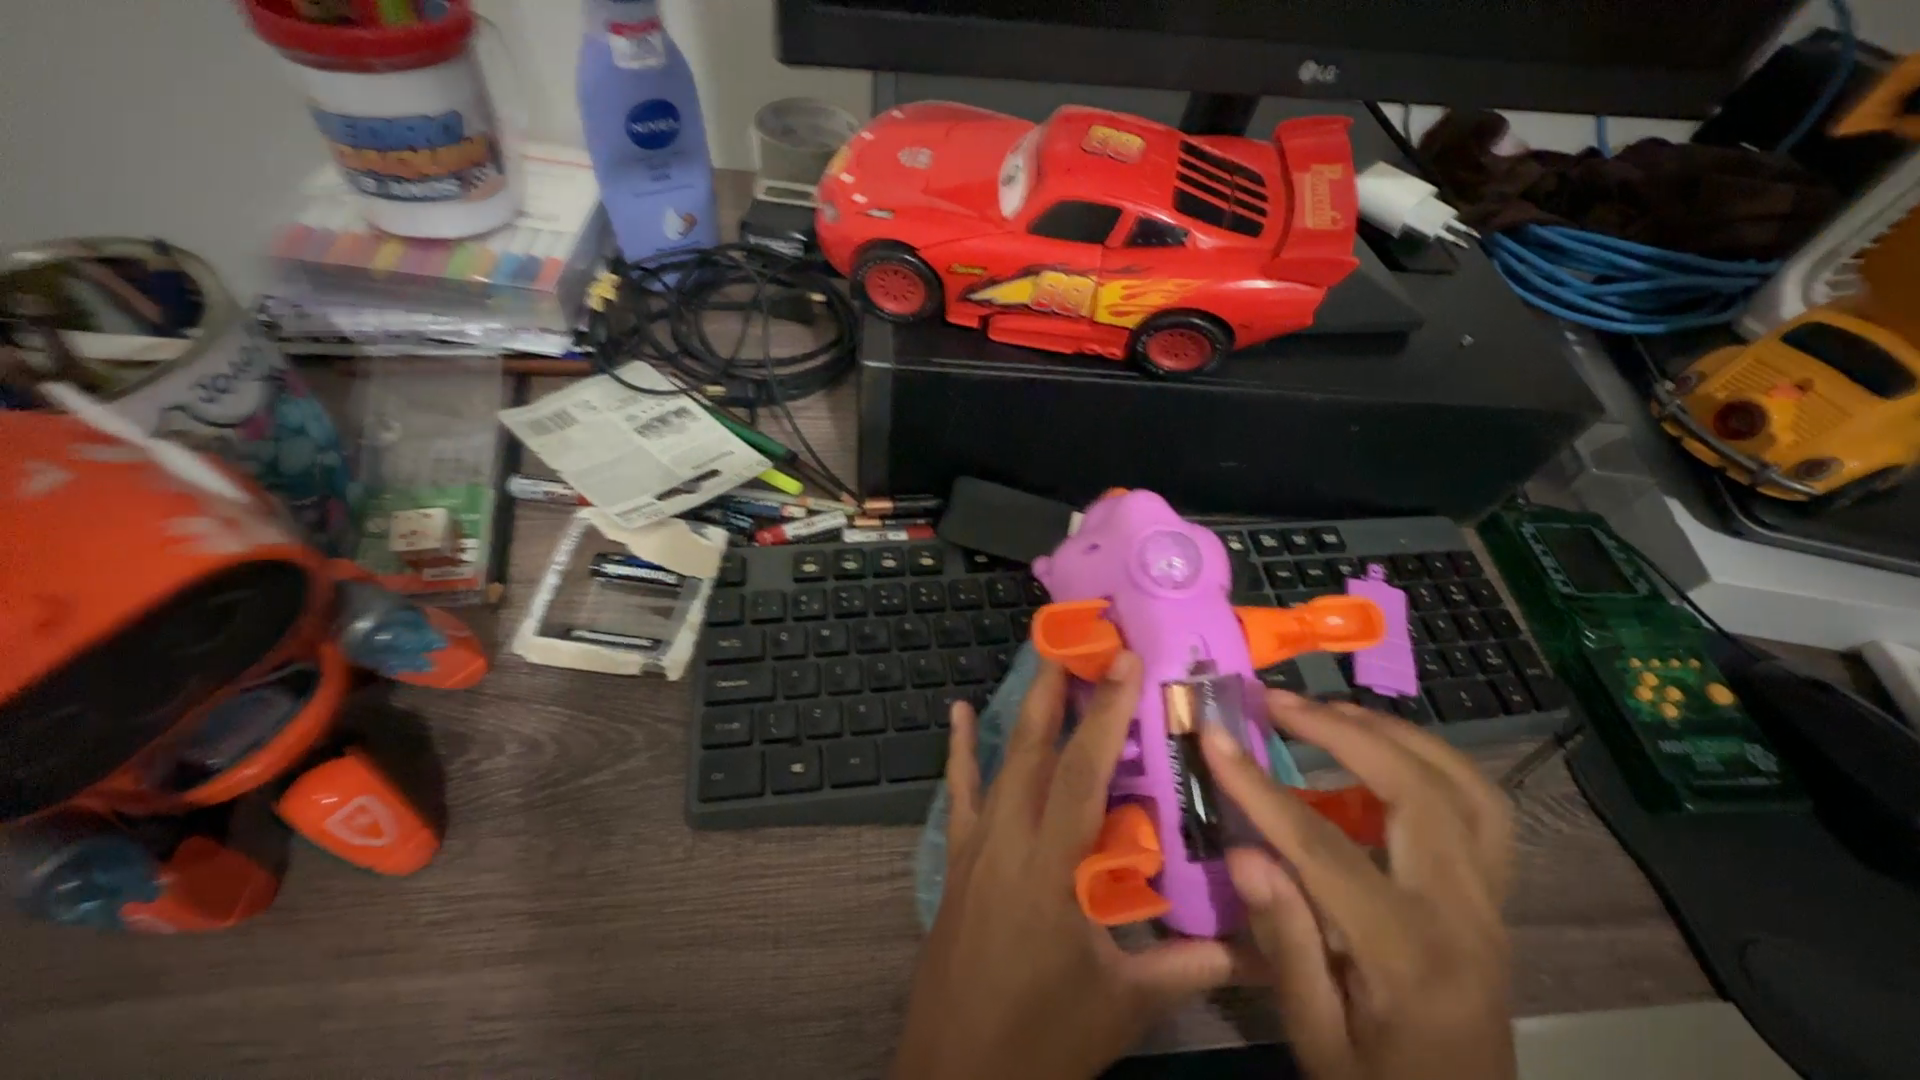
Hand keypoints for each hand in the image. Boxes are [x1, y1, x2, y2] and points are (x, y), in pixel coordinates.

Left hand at [891, 653, 1238, 1079]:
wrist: (953, 1075)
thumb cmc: (1041, 1038)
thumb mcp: (1124, 1005)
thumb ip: (1191, 967)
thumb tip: (1262, 948)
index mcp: (1050, 869)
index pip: (1080, 774)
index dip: (1105, 714)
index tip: (1124, 662)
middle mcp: (1006, 843)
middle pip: (1032, 751)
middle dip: (1057, 692)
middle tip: (1080, 640)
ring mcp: (974, 850)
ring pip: (997, 763)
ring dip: (1021, 712)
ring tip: (1041, 662)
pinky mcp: (955, 865)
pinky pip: (959, 796)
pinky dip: (961, 752)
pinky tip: (957, 716)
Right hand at [1200, 691, 1516, 1079]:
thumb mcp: (1316, 1040)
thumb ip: (1285, 946)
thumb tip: (1244, 853)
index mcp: (1409, 955)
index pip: (1326, 849)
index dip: (1262, 788)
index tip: (1215, 739)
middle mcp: (1466, 914)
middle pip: (1416, 792)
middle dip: (1341, 732)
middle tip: (1276, 702)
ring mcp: (1493, 901)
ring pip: (1466, 787)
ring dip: (1396, 735)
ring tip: (1330, 710)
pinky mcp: (1497, 897)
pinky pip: (1481, 808)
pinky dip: (1433, 763)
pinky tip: (1383, 753)